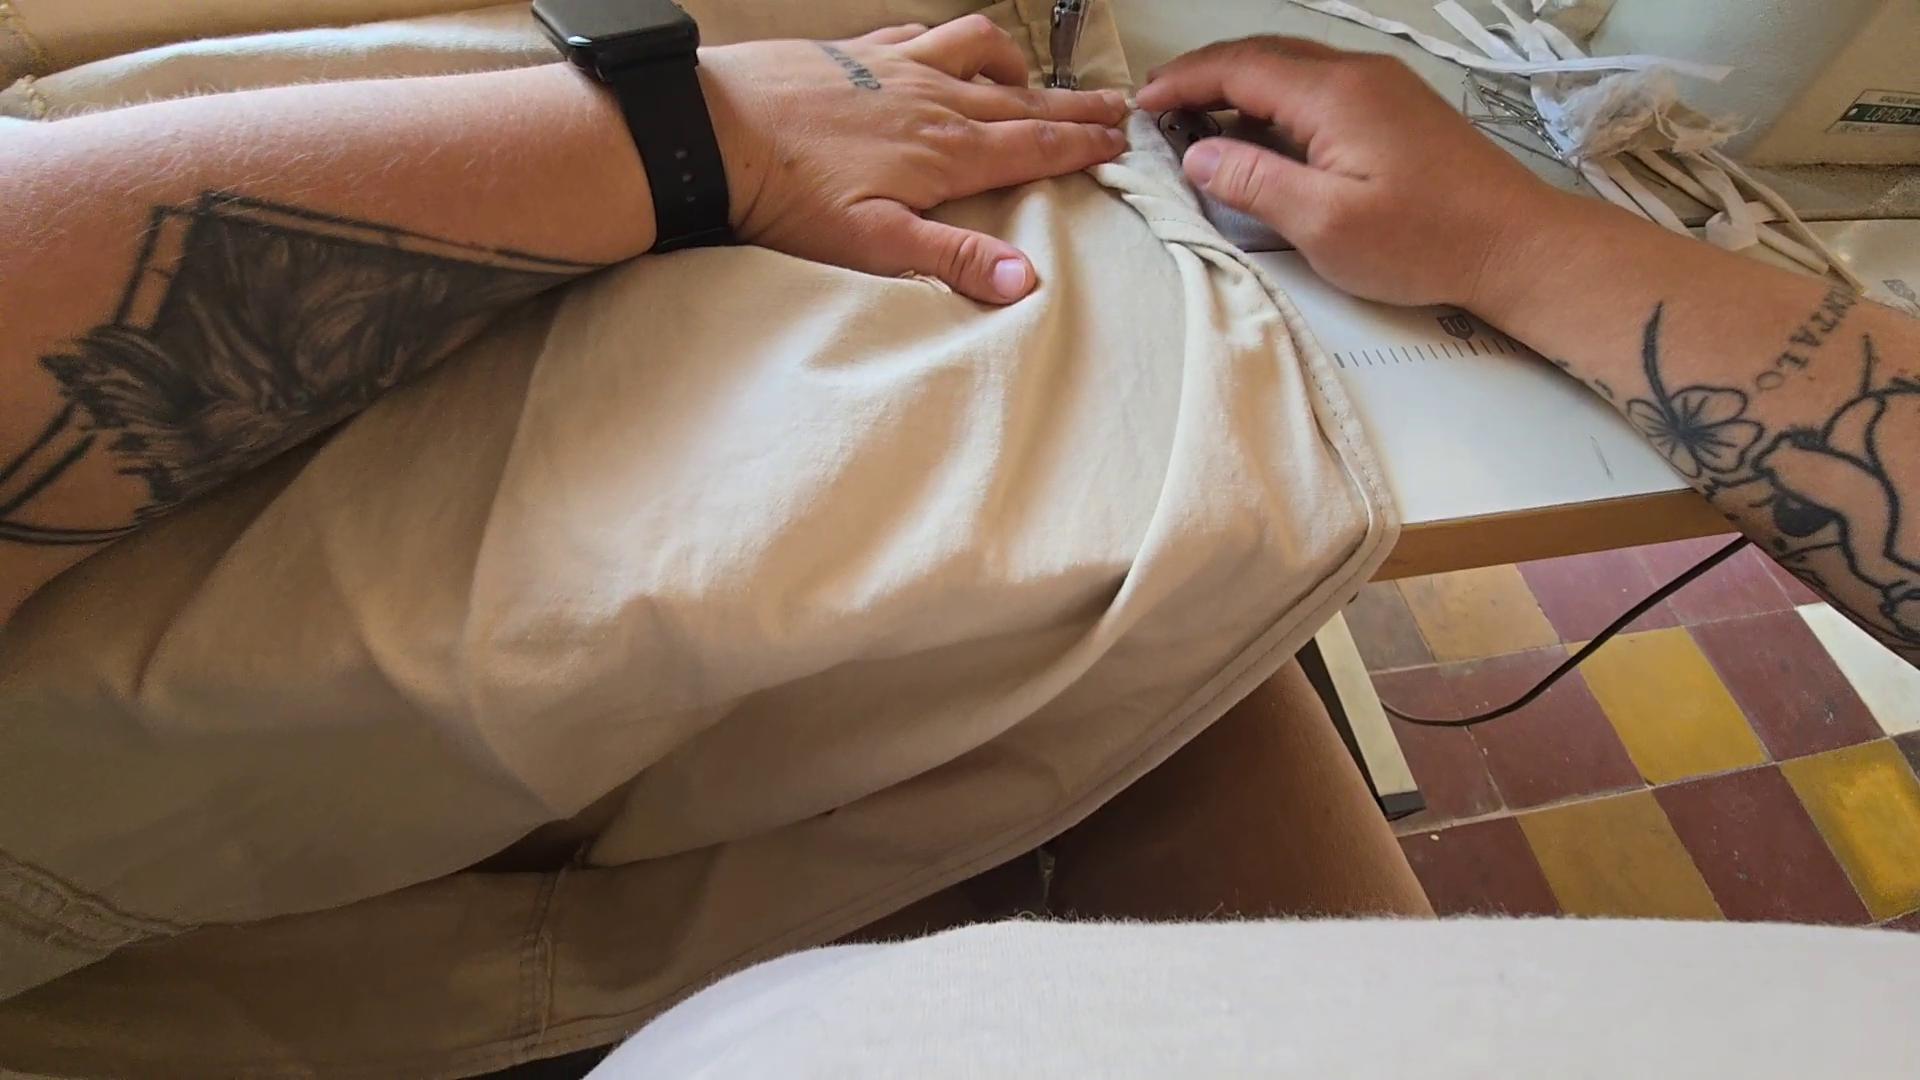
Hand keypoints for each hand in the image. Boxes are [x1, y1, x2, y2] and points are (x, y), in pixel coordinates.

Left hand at [699, 16, 1129, 303]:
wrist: (716, 131)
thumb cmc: (791, 196)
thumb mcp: (877, 244)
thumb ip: (954, 259)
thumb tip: (1024, 281)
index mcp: (943, 152)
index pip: (1031, 147)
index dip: (1079, 147)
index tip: (1116, 144)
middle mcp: (931, 100)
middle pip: (1020, 101)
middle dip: (1072, 107)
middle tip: (1112, 106)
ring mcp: (895, 67)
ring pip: (980, 56)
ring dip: (1020, 68)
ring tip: (1041, 79)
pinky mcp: (858, 51)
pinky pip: (926, 33)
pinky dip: (957, 41)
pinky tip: (955, 48)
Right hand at [1137, 37, 1576, 311]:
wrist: (1510, 243)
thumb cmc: (1420, 240)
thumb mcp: (1323, 222)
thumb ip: (1255, 182)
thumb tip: (1197, 155)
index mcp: (1334, 95)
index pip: (1241, 69)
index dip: (1184, 81)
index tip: (1141, 104)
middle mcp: (1355, 76)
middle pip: (1262, 56)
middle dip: (1201, 74)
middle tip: (1155, 103)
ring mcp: (1376, 90)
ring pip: (1287, 69)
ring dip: (1233, 85)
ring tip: (1190, 115)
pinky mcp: (1387, 111)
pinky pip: (1311, 90)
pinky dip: (1266, 102)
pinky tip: (1249, 130)